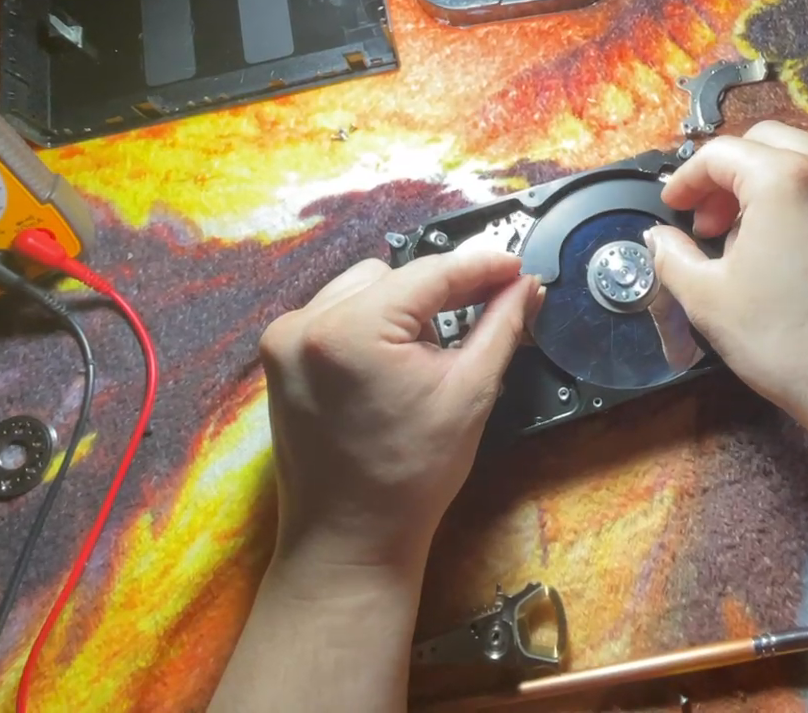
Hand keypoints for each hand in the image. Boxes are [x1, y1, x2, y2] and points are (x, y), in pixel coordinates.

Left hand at [258, 251, 542, 568]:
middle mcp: (307, 322)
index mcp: (351, 329)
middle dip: (444, 287)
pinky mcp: (280, 355)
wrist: (348, 542)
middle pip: (395, 275)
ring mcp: (286, 338)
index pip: (429, 273)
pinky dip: (373, 318)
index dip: (480, 265)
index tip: (516, 265)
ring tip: (436, 338)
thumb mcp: (471, 391)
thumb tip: (527, 284)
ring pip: (364, 287)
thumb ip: (502, 324)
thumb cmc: (413, 475)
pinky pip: (338, 310)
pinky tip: (398, 350)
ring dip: (406, 301)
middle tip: (487, 302)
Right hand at [645, 122, 807, 471]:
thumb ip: (672, 257)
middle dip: (725, 174)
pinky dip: (795, 195)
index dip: (686, 179)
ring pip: (799, 158)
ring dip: (760, 182)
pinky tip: (783, 247)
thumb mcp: (710, 301)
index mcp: (785, 178)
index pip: (720, 153)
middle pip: (763, 142)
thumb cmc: (791, 344)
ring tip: (742, 239)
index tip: (670, 209)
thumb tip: (658, 238)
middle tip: (706, 222)